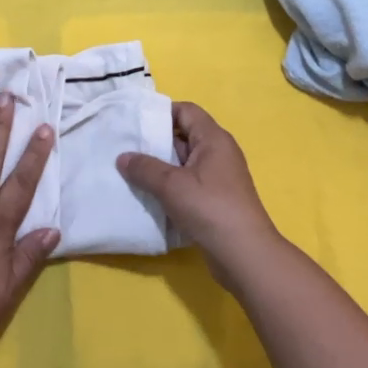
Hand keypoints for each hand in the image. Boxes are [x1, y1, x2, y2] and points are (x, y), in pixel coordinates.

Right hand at [117, 101, 279, 277]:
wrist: (245, 256)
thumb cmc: (210, 209)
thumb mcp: (171, 185)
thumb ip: (144, 168)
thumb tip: (122, 157)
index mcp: (213, 139)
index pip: (186, 111)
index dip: (160, 113)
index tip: (134, 123)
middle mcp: (219, 153)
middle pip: (184, 136)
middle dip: (156, 142)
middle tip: (126, 148)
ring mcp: (219, 178)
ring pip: (184, 163)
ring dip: (161, 168)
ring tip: (131, 172)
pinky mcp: (216, 200)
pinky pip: (189, 184)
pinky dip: (171, 187)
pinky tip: (149, 196)